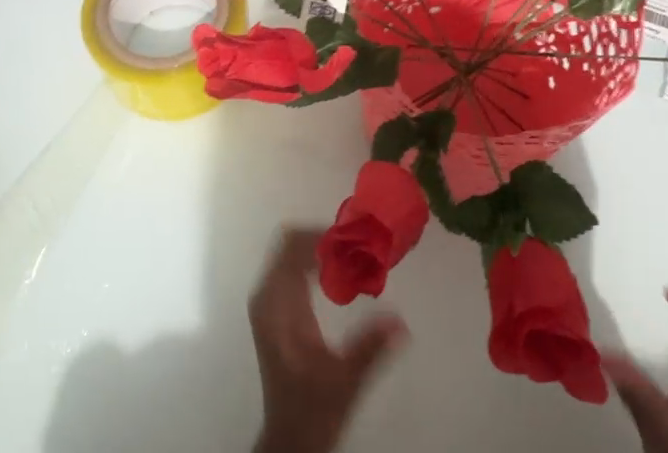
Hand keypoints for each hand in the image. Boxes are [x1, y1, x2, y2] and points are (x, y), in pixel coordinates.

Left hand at [249, 228, 406, 452]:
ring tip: (356, 259)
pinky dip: (313, 263)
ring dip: (320, 249)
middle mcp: (267, 296)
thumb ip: (370, 348)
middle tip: (361, 248)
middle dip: (324, 239)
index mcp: (278, 306)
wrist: (290, 438)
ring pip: (288, 253)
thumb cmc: (313, 409)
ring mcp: (267, 302)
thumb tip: (400, 321)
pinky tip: (340, 276)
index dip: (321, 236)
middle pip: (288, 243)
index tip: (356, 240)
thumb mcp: (346, 381)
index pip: (291, 247)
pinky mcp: (274, 311)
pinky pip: (289, 268)